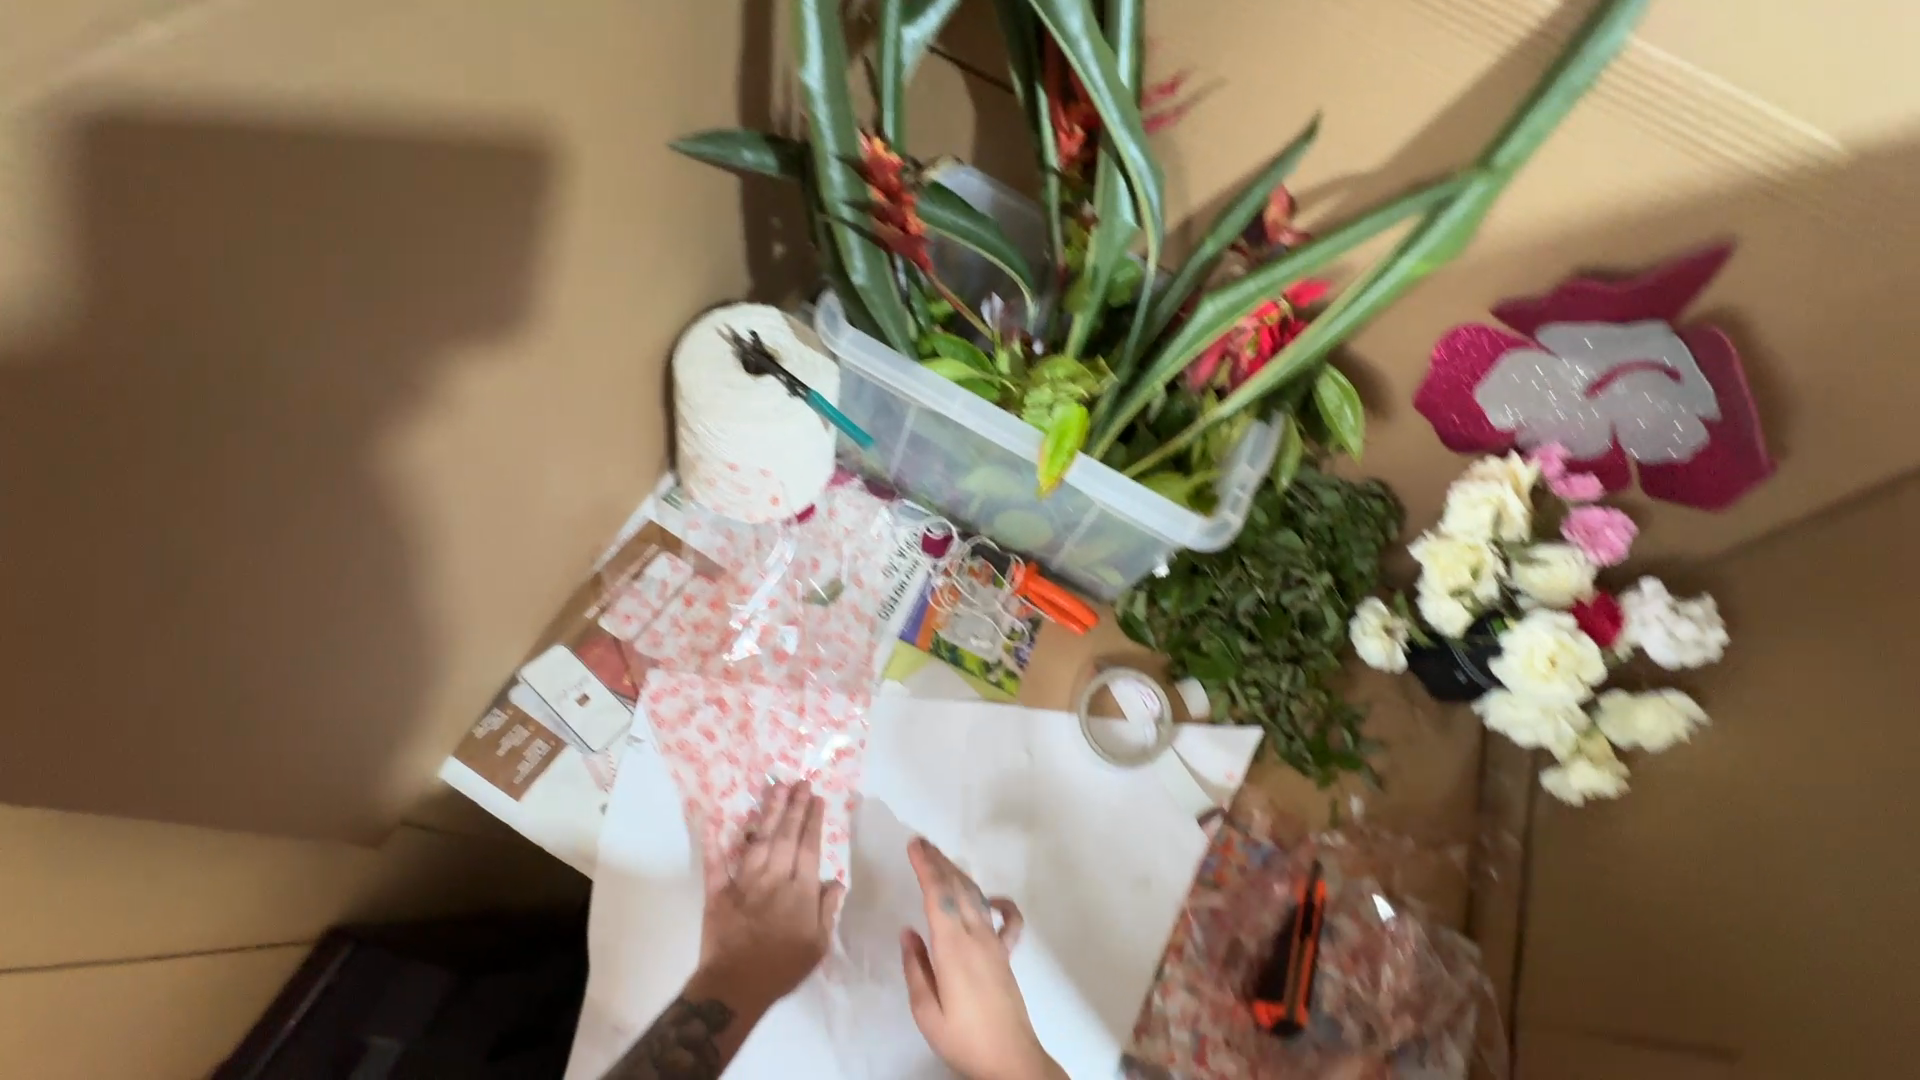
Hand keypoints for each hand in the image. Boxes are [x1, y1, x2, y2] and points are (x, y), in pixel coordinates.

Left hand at [690, 779, 844, 1016]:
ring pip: (759, 840)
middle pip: (786, 836)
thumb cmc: (781, 968)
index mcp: (800, 891)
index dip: (813, 821)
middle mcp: (774, 877)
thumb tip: (836, 881)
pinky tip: (716, 821)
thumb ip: (827, 910)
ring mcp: (744, 882)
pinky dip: (716, 843)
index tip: (816, 798)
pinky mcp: (719, 892)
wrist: (735, 988)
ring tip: (775, 788)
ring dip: (768, 812)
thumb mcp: (818, 945)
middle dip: (794, 806)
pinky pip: (717, 863)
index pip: (809, 847)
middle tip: (799, 781)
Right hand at [901, 838, 1064, 1079]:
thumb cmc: (963, 1039)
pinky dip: (1000, 903)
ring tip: (941, 859)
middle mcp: (976, 936)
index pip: (939, 895)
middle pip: (958, 887)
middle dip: (939, 862)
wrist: (1010, 1060)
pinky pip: (1007, 921)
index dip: (926, 867)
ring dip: (959, 874)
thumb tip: (909, 932)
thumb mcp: (926, 1012)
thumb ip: (916, 969)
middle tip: (921, 843)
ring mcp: (995, 944)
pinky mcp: (1006, 955)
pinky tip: (991, 898)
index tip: (913, 845)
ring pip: (977, 897)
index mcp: (953, 947)